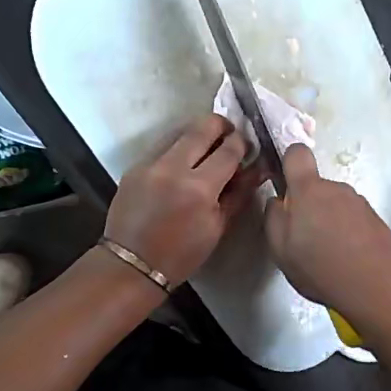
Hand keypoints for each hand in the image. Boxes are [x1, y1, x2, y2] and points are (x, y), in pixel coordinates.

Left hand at [105, 114, 252, 284]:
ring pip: (179, 130)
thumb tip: (257, 169)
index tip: (248, 145)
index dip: (242, 143)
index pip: (228, 150)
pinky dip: (178, 146)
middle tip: (230, 134)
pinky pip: (161, 145)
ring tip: (208, 145)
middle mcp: (173, 168)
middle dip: (221, 126)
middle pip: (202, 127)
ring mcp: (150, 164)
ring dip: (198, 133)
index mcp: (199, 188)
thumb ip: (238, 193)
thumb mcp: (218, 227)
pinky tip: (184, 160)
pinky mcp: (134, 166)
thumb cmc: (183, 254)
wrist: (134, 264)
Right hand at [262, 144, 390, 332]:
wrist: (375, 288)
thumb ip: (273, 217)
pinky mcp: (377, 220)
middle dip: (309, 206)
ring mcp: (360, 203)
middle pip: (317, 187)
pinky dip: (348, 233)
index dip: (289, 162)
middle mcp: (337, 188)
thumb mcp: (280, 249)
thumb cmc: (319, 268)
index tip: (286, 185)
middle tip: (305, 239)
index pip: (297, 153)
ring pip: (336, 205)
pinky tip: (347, 259)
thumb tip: (279, 201)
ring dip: (329, 222)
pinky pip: (354, 220)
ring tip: (328, 255)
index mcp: (309, 190)